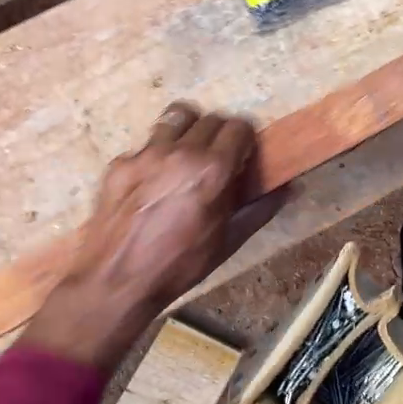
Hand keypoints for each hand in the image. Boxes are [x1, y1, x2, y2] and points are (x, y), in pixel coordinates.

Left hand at [21, 102, 289, 369]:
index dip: (244, 139)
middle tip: (216, 157)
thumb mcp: (228, 241)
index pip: (240, 126)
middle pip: (211, 119)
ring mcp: (146, 155)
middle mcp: (182, 152)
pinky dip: (153, 156)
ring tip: (185, 153)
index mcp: (213, 168)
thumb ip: (260, 209)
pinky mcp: (119, 165)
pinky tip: (150, 182)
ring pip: (176, 118)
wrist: (114, 285)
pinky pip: (144, 146)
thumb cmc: (179, 265)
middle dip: (219, 134)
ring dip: (187, 130)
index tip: (242, 154)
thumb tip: (289, 189)